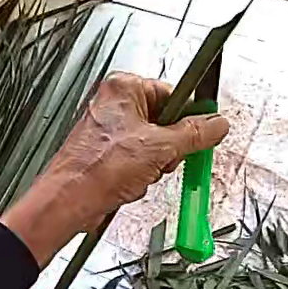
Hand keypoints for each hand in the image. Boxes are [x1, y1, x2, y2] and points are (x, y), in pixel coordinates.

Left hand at [1, 73, 229, 265]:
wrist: (70, 200)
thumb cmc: (98, 168)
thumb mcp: (161, 148)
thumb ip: (194, 134)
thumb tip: (216, 124)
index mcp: (124, 88)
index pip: (174, 94)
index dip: (189, 119)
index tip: (202, 132)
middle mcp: (113, 104)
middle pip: (164, 122)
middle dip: (168, 148)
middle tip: (163, 159)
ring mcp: (108, 130)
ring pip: (153, 146)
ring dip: (154, 165)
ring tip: (141, 173)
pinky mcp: (105, 154)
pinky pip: (137, 161)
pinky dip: (140, 174)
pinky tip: (130, 182)